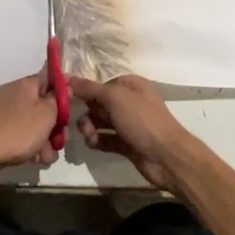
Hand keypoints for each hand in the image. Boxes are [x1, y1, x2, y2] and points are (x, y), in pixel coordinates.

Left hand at [0, 74, 60, 180]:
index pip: (50, 83)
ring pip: (31, 124)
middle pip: (42, 107)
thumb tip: (64, 86)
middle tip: (58, 144)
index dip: (62, 99)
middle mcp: (14, 94)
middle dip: (53, 127)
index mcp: (26, 85)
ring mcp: (3, 111)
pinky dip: (27, 145)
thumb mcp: (46, 114)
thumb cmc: (18, 130)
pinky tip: (32, 159)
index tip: (68, 116)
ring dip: (43, 141)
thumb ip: (58, 100)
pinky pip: (18, 133)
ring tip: (45, 158)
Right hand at [71, 74, 197, 191]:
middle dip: (87, 111)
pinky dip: (97, 140)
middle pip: (99, 103)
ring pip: (101, 122)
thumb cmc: (142, 120)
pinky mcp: (126, 144)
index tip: (70, 96)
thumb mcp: (115, 98)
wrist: (166, 157)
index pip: (102, 83)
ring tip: (89, 135)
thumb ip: (90, 88)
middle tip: (83, 122)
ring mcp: (129, 124)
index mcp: (131, 86)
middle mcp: (130, 103)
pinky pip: (105, 139)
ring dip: (90, 127)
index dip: (86, 89)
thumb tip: (68, 77)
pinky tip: (93, 144)